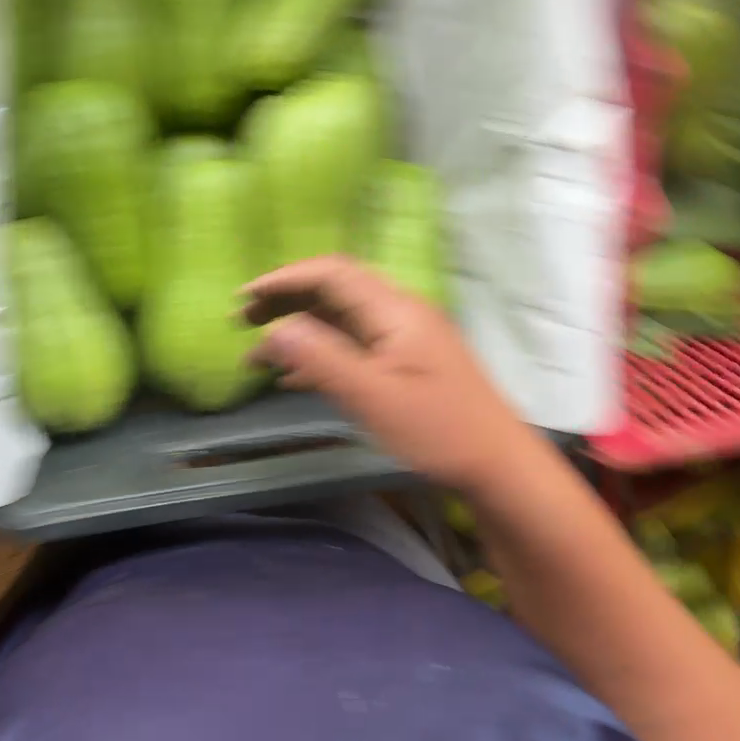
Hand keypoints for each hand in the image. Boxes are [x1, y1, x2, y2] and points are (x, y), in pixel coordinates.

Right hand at [244, 255, 529, 490]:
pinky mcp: (404, 364)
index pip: (331, 274)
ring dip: (296, 330)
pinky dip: (317, 354)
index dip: (283, 280)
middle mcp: (398, 315)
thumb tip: (274, 331)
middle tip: (241, 322)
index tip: (242, 299)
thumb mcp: (373, 397)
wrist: (498, 466)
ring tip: (256, 352)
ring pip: (339, 320)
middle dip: (284, 301)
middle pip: (333, 291)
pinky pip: (351, 346)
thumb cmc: (438, 431)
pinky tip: (291, 377)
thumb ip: (322, 360)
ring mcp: (403, 340)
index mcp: (394, 312)